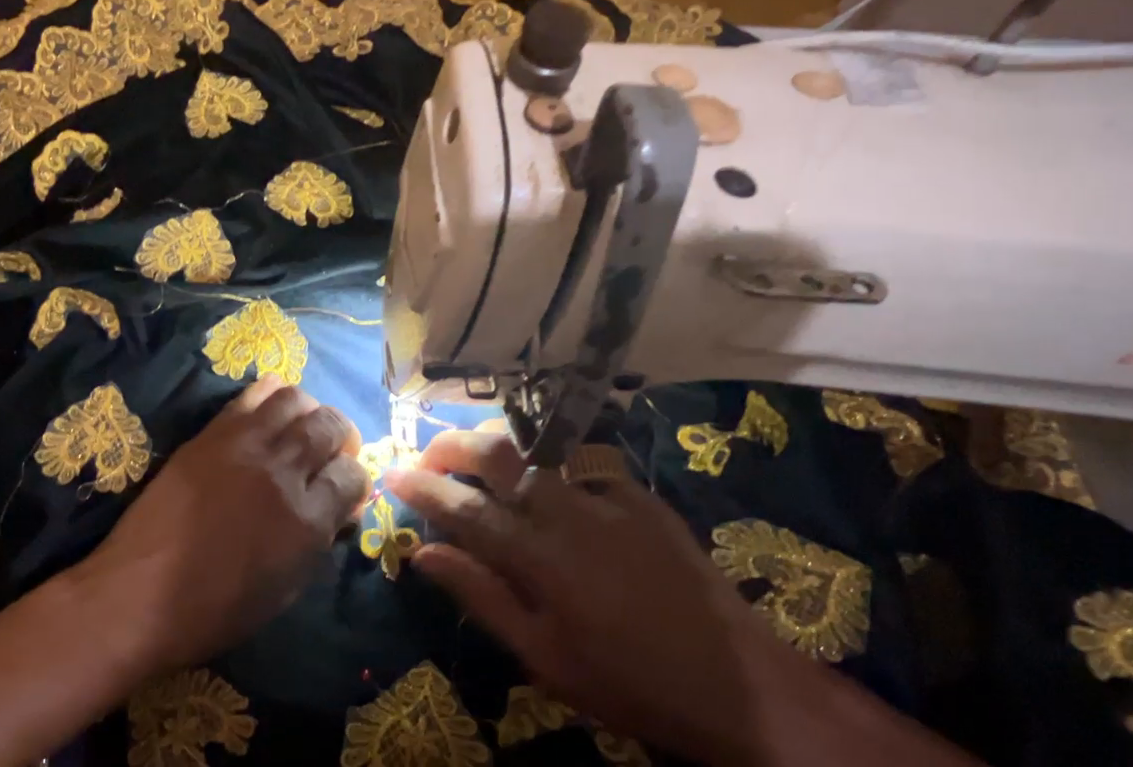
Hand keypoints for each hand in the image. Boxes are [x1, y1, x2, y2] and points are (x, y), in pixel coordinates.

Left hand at [79, 375, 370, 672]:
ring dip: (308, 412)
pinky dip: (271, 397)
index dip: (354, 481)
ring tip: (298, 430)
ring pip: (296, 398)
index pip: (353, 475)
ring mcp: (244, 445)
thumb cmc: (216, 609)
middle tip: (330, 452)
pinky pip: (253, 394)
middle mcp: (282, 471)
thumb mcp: (286, 588)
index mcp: (306, 521)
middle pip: (330, 426)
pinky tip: (267, 417)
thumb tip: (337, 508)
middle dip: (340, 437)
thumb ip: (318, 540)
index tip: (343, 490)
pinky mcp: (211, 432)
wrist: (141, 593)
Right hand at [385, 431, 820, 765]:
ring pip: (539, 452)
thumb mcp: (545, 657)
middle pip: (499, 455)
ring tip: (476, 461)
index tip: (391, 472)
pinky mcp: (643, 498)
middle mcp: (570, 515)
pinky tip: (550, 487)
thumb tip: (424, 553)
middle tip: (428, 455)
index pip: (464, 508)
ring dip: (498, 449)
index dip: (422, 487)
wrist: (741, 686)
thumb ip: (482, 597)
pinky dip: (553, 470)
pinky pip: (584, 467)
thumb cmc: (628, 683)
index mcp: (541, 559)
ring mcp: (611, 499)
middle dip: (453, 446)